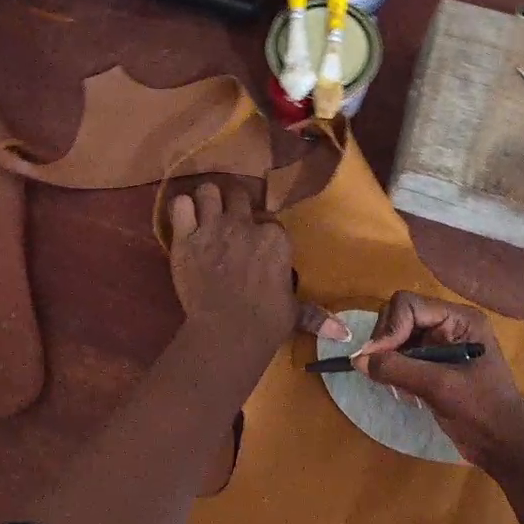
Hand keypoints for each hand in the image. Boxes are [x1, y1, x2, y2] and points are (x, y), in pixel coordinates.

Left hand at [168, 182, 300, 354]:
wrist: (227, 331)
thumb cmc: (265, 322)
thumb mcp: (293, 313)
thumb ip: (315, 314)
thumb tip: (344, 333)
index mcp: (275, 238)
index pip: (269, 220)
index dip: (261, 230)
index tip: (257, 245)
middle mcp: (245, 225)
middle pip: (239, 195)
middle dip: (236, 205)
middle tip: (230, 222)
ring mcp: (213, 227)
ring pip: (209, 191)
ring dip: (207, 201)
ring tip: (205, 214)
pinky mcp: (185, 237)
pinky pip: (179, 205)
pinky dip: (181, 210)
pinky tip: (183, 221)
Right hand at [353, 291, 523, 474]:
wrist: (504, 447)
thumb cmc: (482, 413)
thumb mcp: (439, 387)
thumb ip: (398, 369)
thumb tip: (358, 359)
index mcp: (461, 320)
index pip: (409, 305)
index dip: (389, 328)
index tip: (376, 358)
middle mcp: (449, 324)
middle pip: (400, 317)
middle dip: (387, 344)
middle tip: (383, 373)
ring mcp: (441, 344)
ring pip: (397, 337)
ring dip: (390, 360)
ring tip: (397, 387)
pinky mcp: (434, 363)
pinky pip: (402, 355)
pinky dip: (395, 371)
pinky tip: (404, 392)